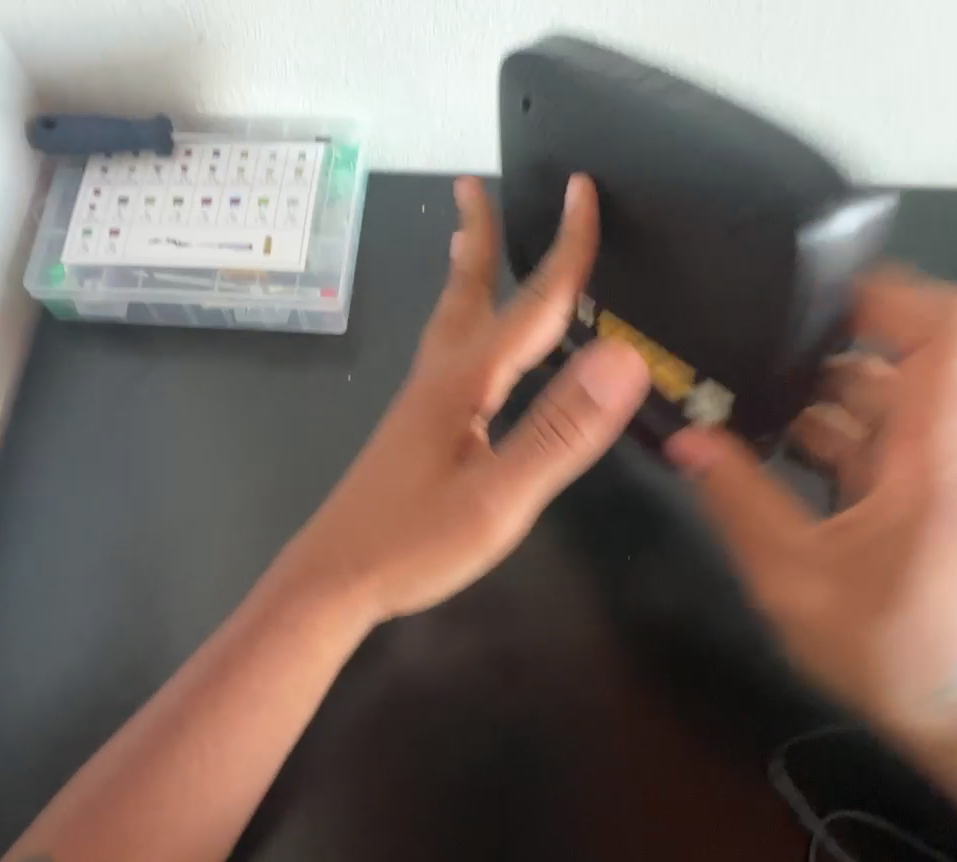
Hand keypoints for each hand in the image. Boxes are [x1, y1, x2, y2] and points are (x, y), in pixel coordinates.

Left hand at [272, 175, 649, 625]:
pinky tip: (464, 350)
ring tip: (465, 245)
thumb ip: (559, 433)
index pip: (529, 306)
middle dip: (478, 238)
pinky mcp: (410, 434)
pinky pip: (443, 358)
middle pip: (464, 296)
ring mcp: (417, 408)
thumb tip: (623, 358)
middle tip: (473, 188)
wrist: (332, 578)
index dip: (564, 250)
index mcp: (464, 386)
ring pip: (446, 326)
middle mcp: (436, 382)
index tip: (582, 191)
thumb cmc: (413, 544)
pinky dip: (459, 326)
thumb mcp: (498, 498)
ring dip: (463, 278)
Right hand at [664, 270, 956, 759]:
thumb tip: (683, 438)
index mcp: (937, 450)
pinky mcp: (924, 491)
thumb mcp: (791, 573)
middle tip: (744, 341)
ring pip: (888, 392)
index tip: (801, 294)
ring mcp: (941, 467)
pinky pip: (878, 432)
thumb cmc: (885, 643)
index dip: (883, 293)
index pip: (945, 327)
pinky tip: (763, 441)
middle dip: (828, 338)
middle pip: (909, 350)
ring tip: (739, 389)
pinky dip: (825, 426)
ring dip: (820, 386)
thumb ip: (737, 498)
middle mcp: (952, 442)